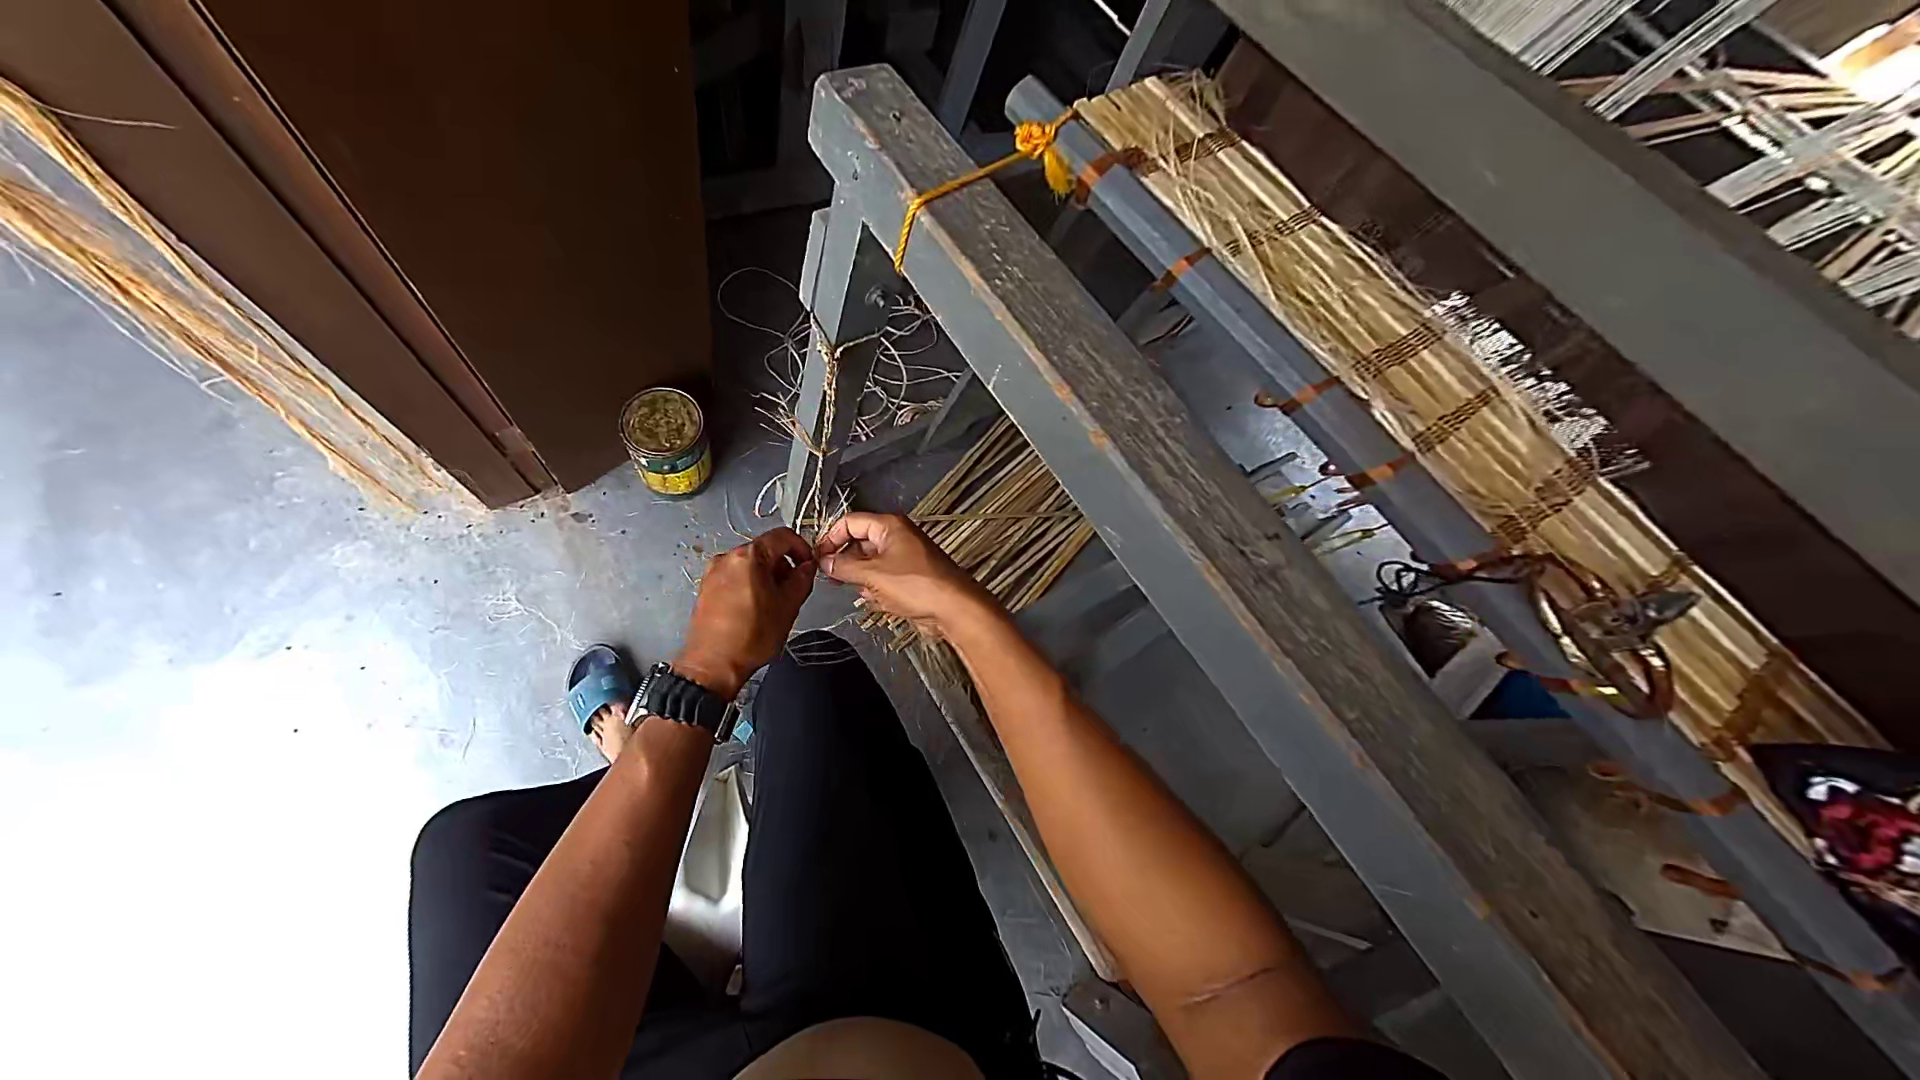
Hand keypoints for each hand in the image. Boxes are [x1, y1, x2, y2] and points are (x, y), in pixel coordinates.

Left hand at [677, 527, 816, 698]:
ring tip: (776, 603)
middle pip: (765, 550)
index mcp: (748, 557)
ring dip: (768, 577)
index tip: (808, 564)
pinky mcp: (707, 588)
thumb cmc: (749, 637)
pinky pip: (736, 577)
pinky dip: (751, 585)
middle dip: (784, 565)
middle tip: (795, 588)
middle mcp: (727, 559)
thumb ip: (802, 579)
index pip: (782, 537)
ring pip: (750, 564)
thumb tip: (807, 567)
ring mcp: (713, 573)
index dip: (802, 548)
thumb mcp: (788, 605)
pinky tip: (757, 609)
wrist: (713, 665)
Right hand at [814, 512, 996, 637]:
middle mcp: (898, 537)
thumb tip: (825, 563)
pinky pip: (883, 578)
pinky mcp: (910, 576)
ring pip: (870, 563)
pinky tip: (879, 600)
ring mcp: (905, 557)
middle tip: (834, 577)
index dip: (831, 539)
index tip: (820, 557)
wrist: (953, 608)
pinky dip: (877, 589)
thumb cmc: (920, 585)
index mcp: (889, 526)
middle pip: (859, 543)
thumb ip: (843, 567)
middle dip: (846, 562)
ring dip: (862, 579)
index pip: (849, 523)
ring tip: (865, 591)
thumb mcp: (872, 575)